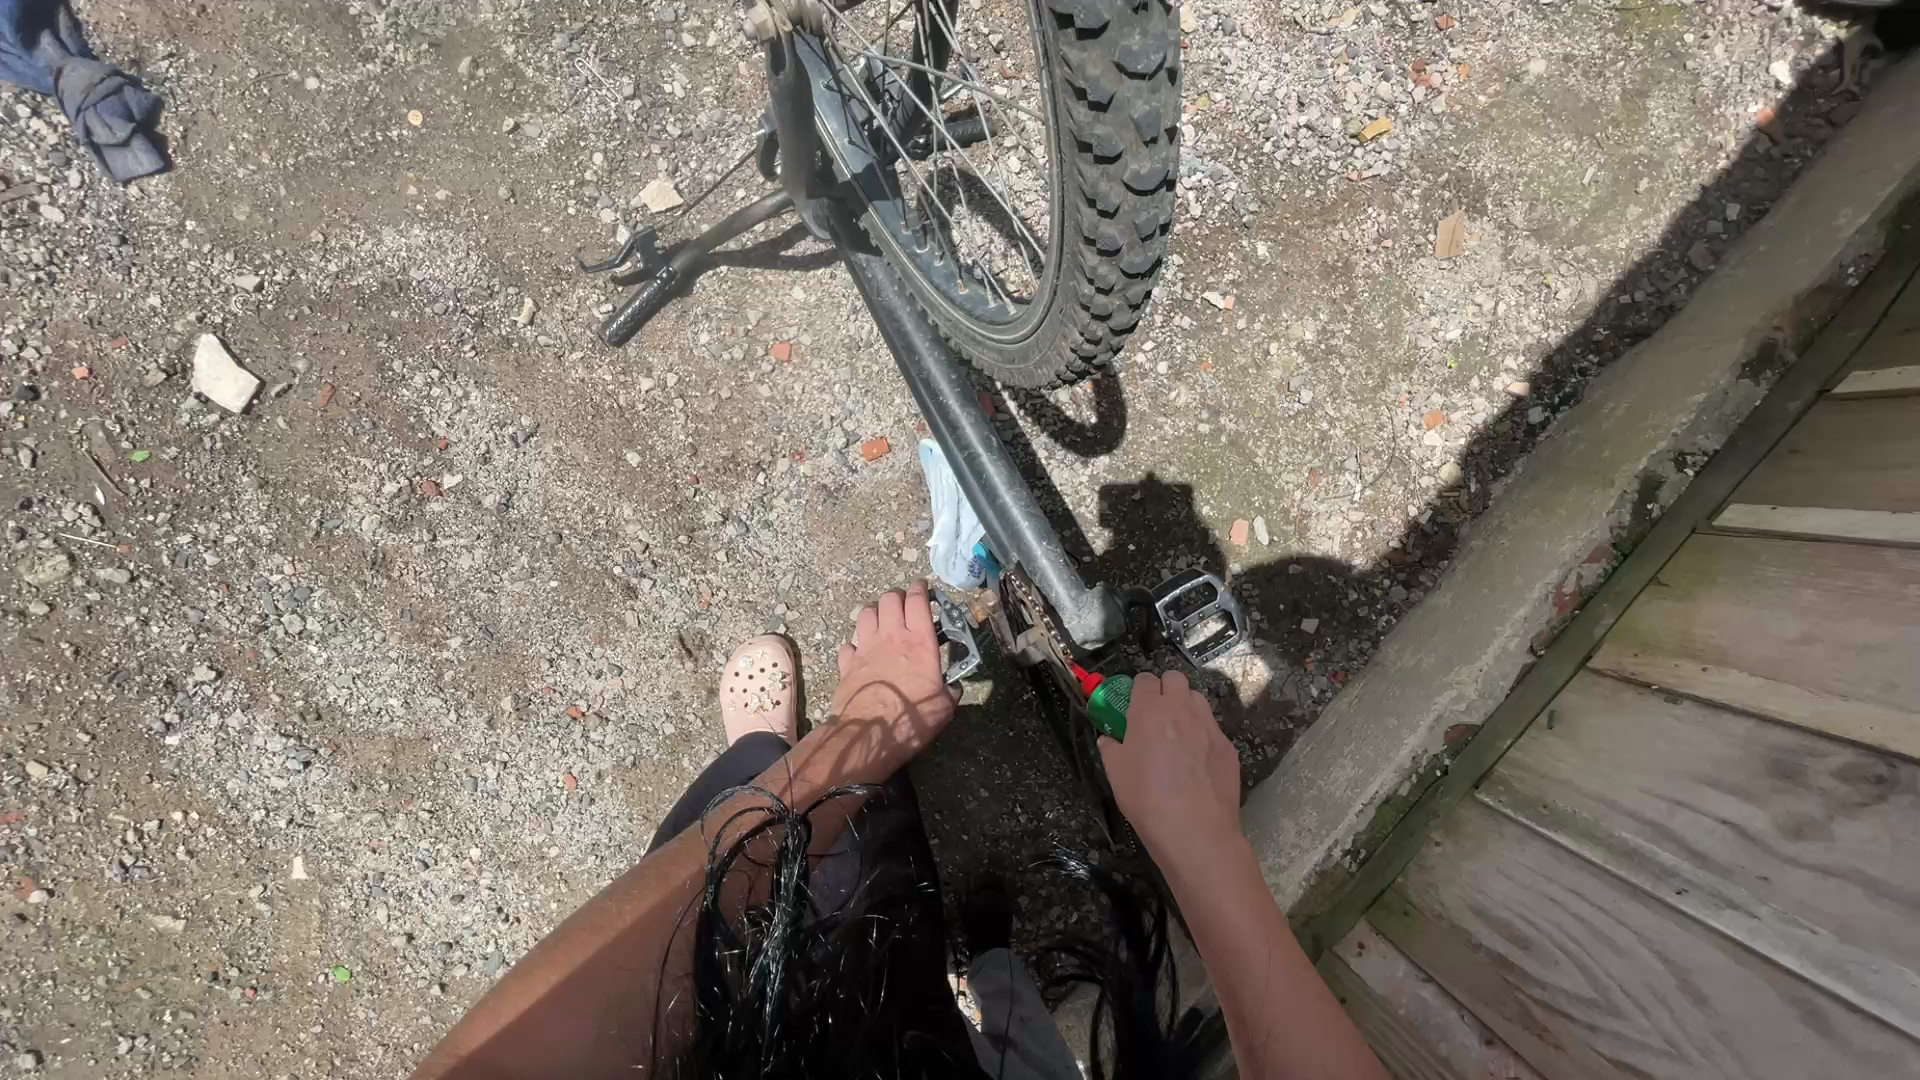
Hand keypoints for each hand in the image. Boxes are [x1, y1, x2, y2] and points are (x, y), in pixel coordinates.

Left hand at [828, 579, 955, 773]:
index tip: (924, 586)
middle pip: (890, 599)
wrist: (869, 732)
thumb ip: (950, 692)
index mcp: (919, 642)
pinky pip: (848, 645)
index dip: (921, 588)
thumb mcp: (944, 707)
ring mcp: (866, 648)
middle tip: (904, 601)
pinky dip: (854, 644)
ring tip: (881, 616)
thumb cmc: (912, 718)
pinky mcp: (847, 664)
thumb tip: (954, 689)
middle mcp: (891, 637)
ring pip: (866, 613)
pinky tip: (859, 651)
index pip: (918, 601)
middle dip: (898, 595)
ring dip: (875, 610)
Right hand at [1099, 671, 1241, 874]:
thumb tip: (1109, 740)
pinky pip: (1213, 729)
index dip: (1138, 689)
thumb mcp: (1115, 772)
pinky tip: (1197, 762)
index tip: (1134, 705)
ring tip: (1178, 733)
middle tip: (1156, 714)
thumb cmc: (1147, 798)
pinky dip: (1203, 735)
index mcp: (1149, 711)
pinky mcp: (1228, 747)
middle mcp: (1181, 709)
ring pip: (1197, 699)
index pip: (1145, 679)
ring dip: (1186, 707)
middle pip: (1175, 678)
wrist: (1196, 832)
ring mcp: (1209, 727)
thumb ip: (1110, 748)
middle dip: (1165, 689)